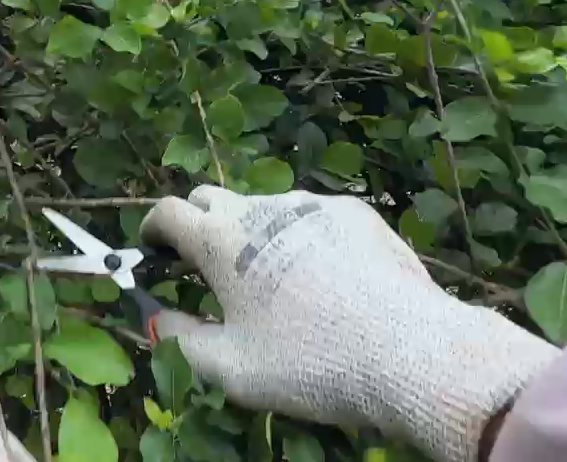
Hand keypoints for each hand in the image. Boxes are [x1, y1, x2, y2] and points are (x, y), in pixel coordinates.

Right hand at [142, 187, 557, 461]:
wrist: (412, 354)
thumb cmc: (310, 363)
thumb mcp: (231, 367)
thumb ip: (178, 338)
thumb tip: (153, 317)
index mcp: (218, 239)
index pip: (166, 212)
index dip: (153, 229)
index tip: (155, 249)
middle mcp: (255, 207)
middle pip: (207, 198)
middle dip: (197, 222)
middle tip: (208, 265)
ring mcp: (305, 204)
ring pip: (261, 206)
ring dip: (252, 230)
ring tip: (275, 278)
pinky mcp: (350, 211)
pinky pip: (310, 216)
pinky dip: (302, 237)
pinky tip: (329, 278)